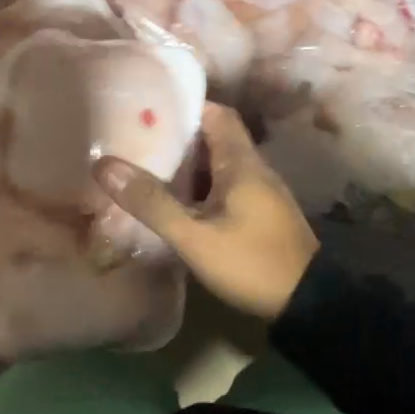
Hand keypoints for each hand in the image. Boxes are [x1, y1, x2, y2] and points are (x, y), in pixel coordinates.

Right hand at [94, 103, 317, 319]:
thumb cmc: (251, 262)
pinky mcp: (260, 215)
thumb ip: (151, 202)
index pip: (216, 113)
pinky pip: (224, 187)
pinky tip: (174, 202)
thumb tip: (105, 165)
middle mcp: (254, 169)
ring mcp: (260, 193)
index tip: (147, 109)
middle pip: (214, 137)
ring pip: (218, 164)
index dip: (184, 107)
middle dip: (177, 136)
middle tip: (135, 140)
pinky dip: (198, 186)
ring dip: (186, 164)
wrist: (309, 306)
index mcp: (242, 163)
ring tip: (144, 167)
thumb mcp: (194, 236)